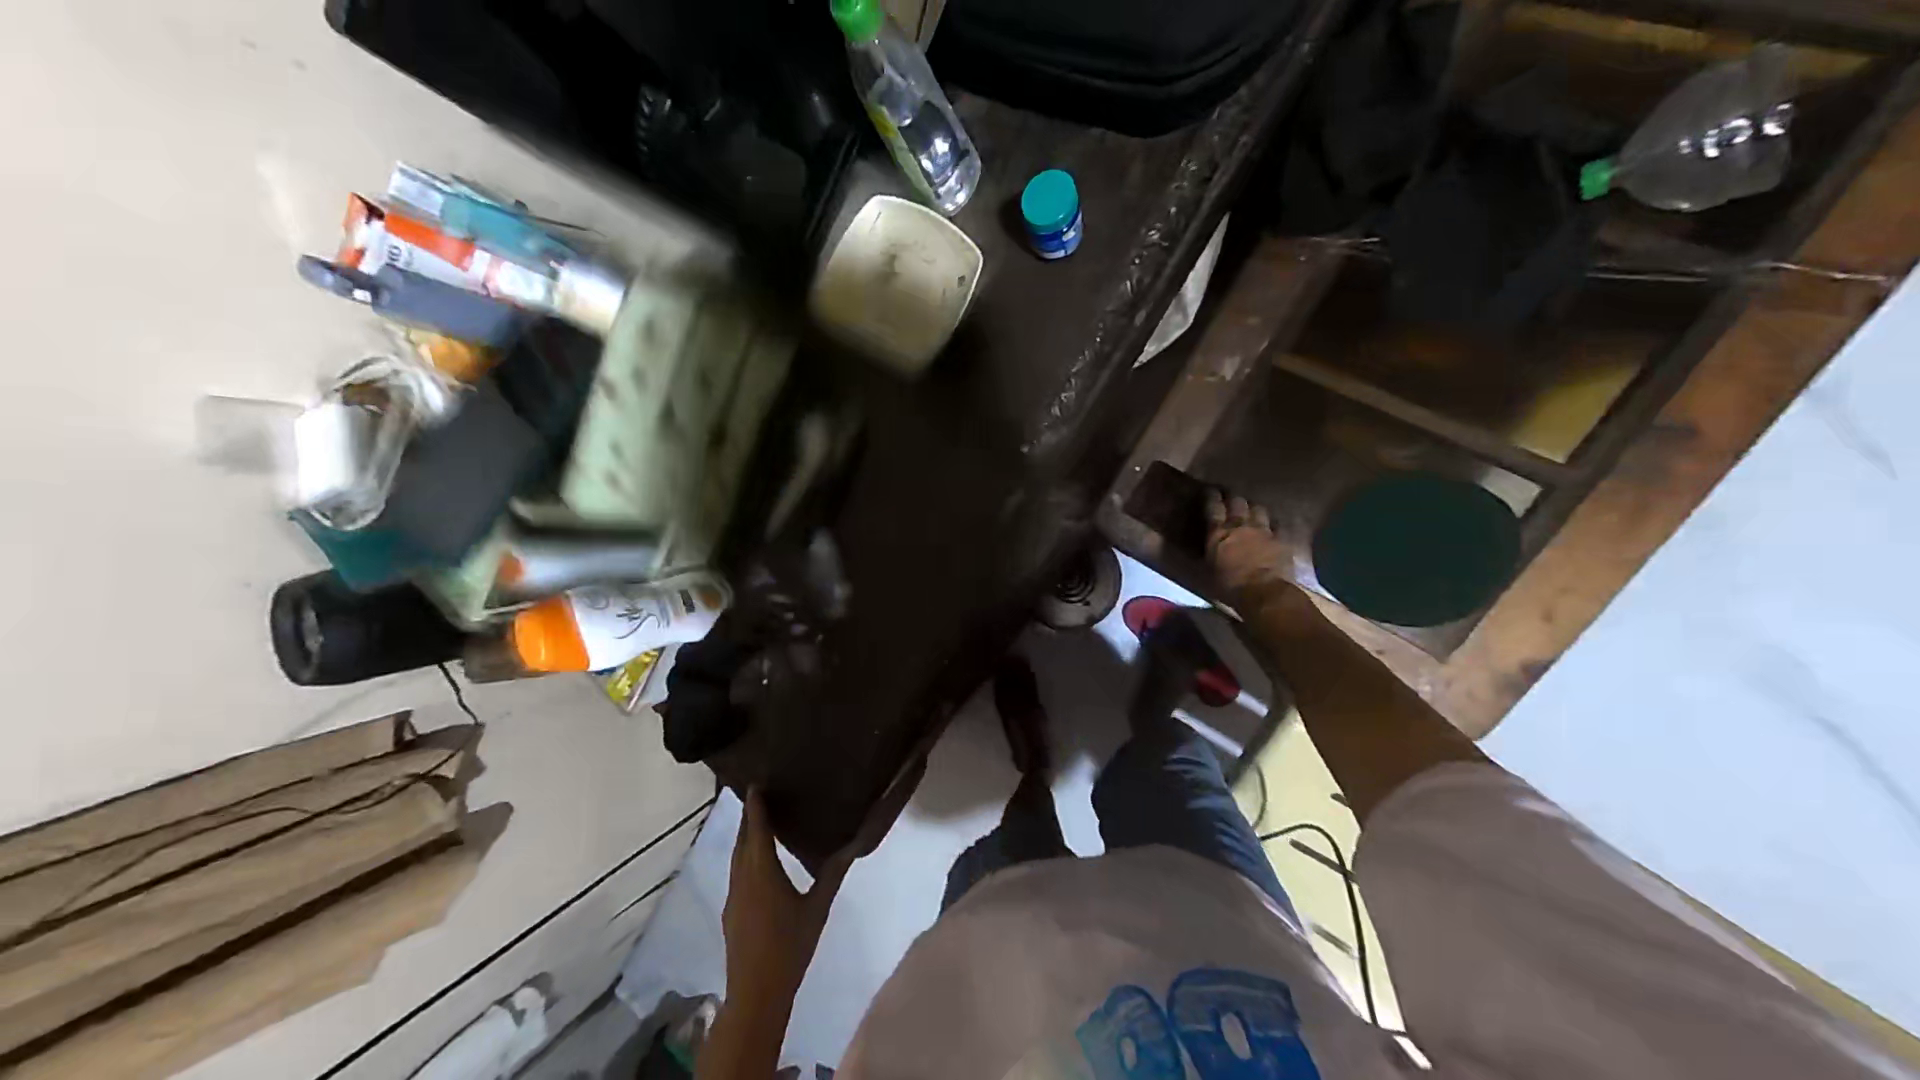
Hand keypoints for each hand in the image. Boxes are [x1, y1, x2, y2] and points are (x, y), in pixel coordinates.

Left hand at [721, 790, 852, 1006]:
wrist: (756, 991)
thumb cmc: (790, 946)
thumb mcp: (818, 908)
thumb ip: (832, 875)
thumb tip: (851, 846)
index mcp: (762, 870)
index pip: (756, 828)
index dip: (755, 805)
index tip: (756, 782)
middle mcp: (742, 876)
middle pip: (742, 838)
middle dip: (749, 816)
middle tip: (760, 794)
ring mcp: (733, 894)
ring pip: (736, 856)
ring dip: (745, 836)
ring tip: (759, 821)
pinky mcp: (731, 910)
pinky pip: (736, 871)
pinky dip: (744, 856)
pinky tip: (757, 862)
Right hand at [1205, 490, 1293, 595]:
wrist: (1265, 593)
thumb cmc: (1229, 586)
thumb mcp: (1207, 572)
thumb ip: (1205, 554)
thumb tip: (1198, 548)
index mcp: (1218, 533)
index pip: (1213, 507)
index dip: (1211, 496)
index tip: (1211, 490)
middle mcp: (1240, 526)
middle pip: (1237, 503)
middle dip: (1233, 498)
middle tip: (1231, 498)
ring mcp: (1263, 530)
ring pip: (1258, 509)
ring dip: (1253, 508)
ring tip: (1252, 510)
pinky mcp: (1281, 539)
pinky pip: (1277, 525)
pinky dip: (1273, 524)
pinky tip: (1272, 526)